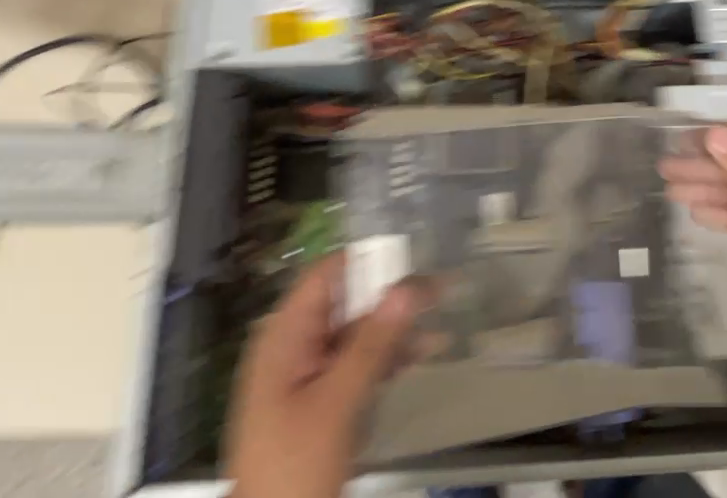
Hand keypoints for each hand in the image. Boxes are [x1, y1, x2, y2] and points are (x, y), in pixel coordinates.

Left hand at [227, 255, 428, 497]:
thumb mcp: (336, 404)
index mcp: (284, 335)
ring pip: (355, 335)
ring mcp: (307, 375)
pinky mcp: (321, 401)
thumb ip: (371, 344)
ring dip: (394, 329)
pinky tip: (423, 354)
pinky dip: (386, 359)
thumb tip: (406, 288)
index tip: (413, 259)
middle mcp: (293, 345)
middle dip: (389, 296)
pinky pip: (355, 365)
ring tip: (442, 322)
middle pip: (344, 304)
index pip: (326, 276)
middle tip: (441, 290)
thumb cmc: (295, 467)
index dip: (367, 262)